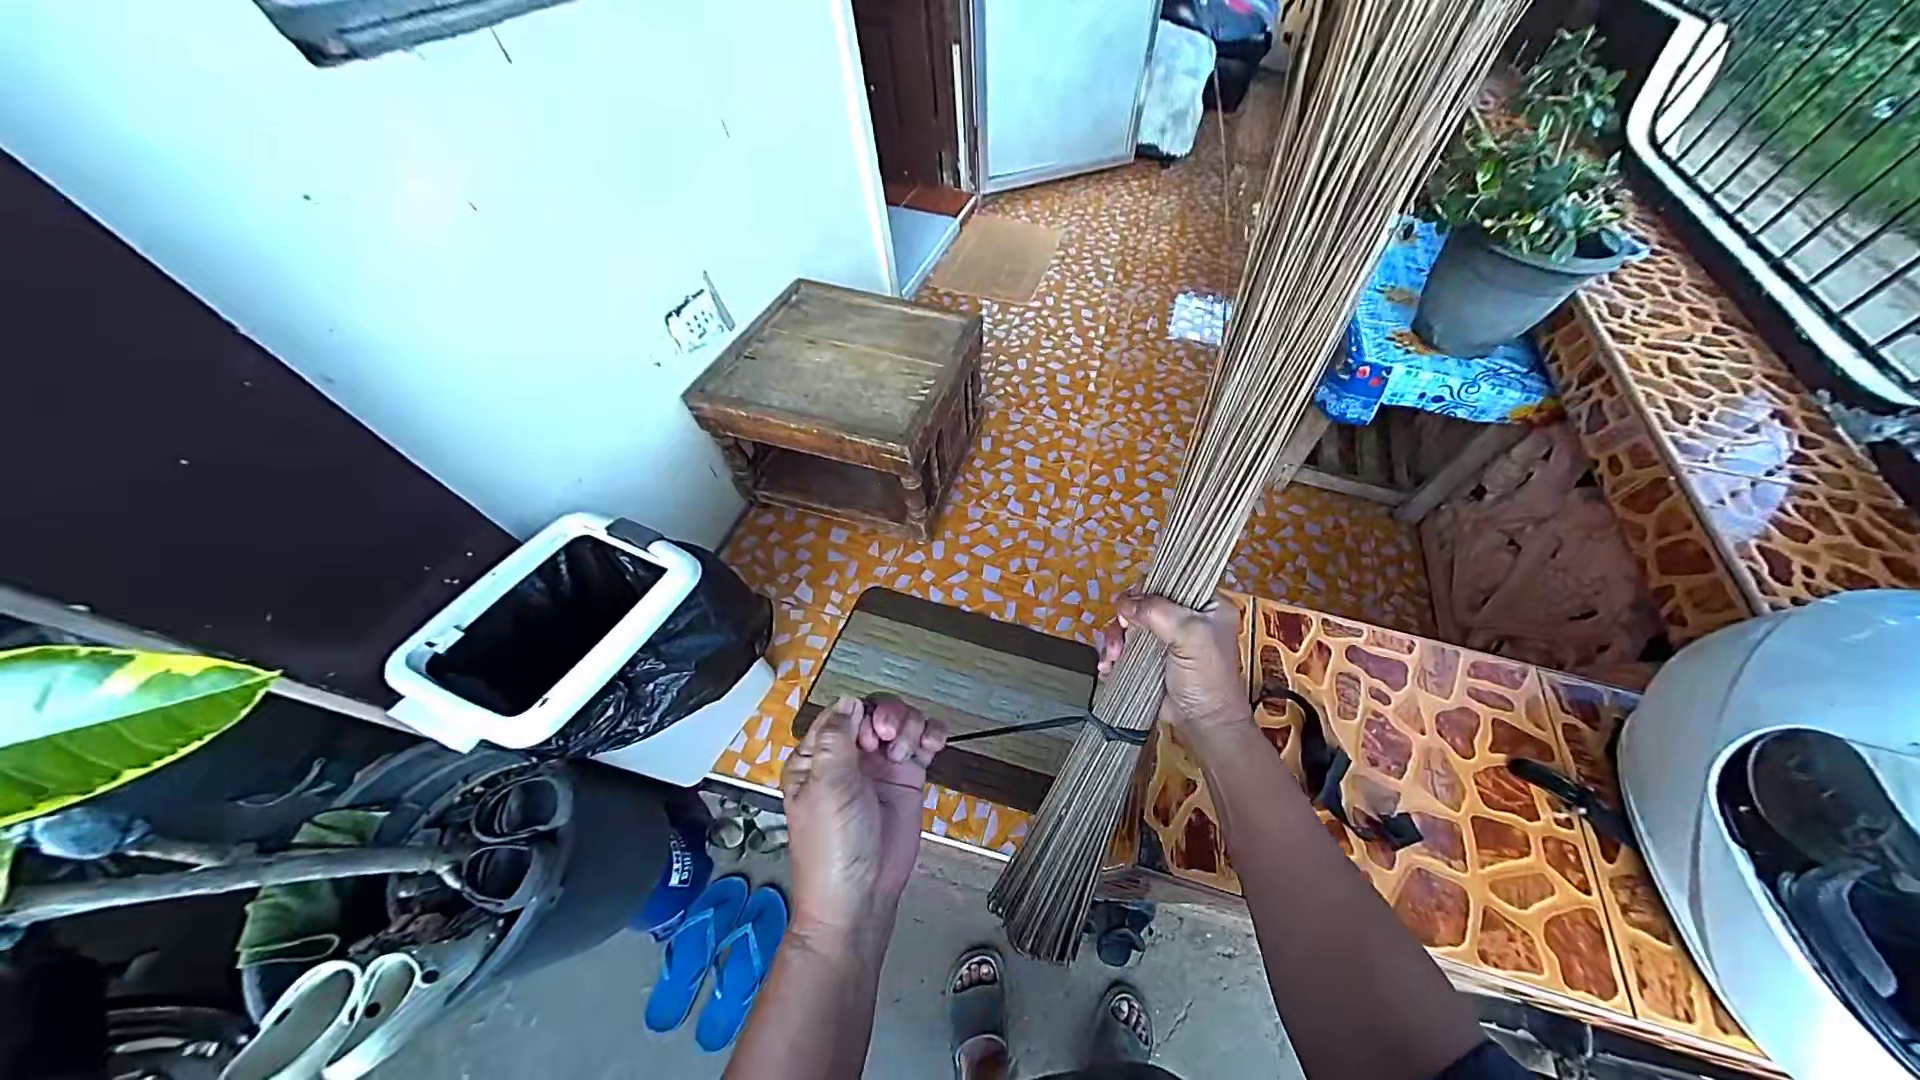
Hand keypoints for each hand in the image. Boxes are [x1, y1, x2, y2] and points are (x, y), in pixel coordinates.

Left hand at [780, 695, 945, 940]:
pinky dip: (931, 735)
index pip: (842, 712)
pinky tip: (930, 745)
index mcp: (818, 755)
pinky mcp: (907, 778)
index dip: (859, 715)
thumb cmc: (831, 850)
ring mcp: (881, 766)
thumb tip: (850, 703)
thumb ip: (836, 739)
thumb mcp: (825, 788)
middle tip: (888, 738)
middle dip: (888, 716)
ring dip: (910, 725)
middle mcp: (850, 755)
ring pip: (902, 721)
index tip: (867, 736)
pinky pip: (923, 743)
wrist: (861, 897)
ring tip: (905, 751)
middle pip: (876, 711)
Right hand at [1098, 590, 1254, 740]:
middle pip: (1142, 603)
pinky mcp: (1148, 657)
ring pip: (1128, 624)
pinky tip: (1109, 667)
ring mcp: (1163, 638)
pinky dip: (1112, 654)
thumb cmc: (1206, 678)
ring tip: (1113, 659)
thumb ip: (1158, 612)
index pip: (1170, 580)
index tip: (1131, 605)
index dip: (1147, 589)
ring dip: (1114, 640)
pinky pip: (1122, 645)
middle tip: (1119, 636)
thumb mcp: (1191, 636)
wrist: (1203, 724)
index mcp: (1205, 604)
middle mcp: (1183, 616)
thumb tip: (1123, 603)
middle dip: (1124, 620)